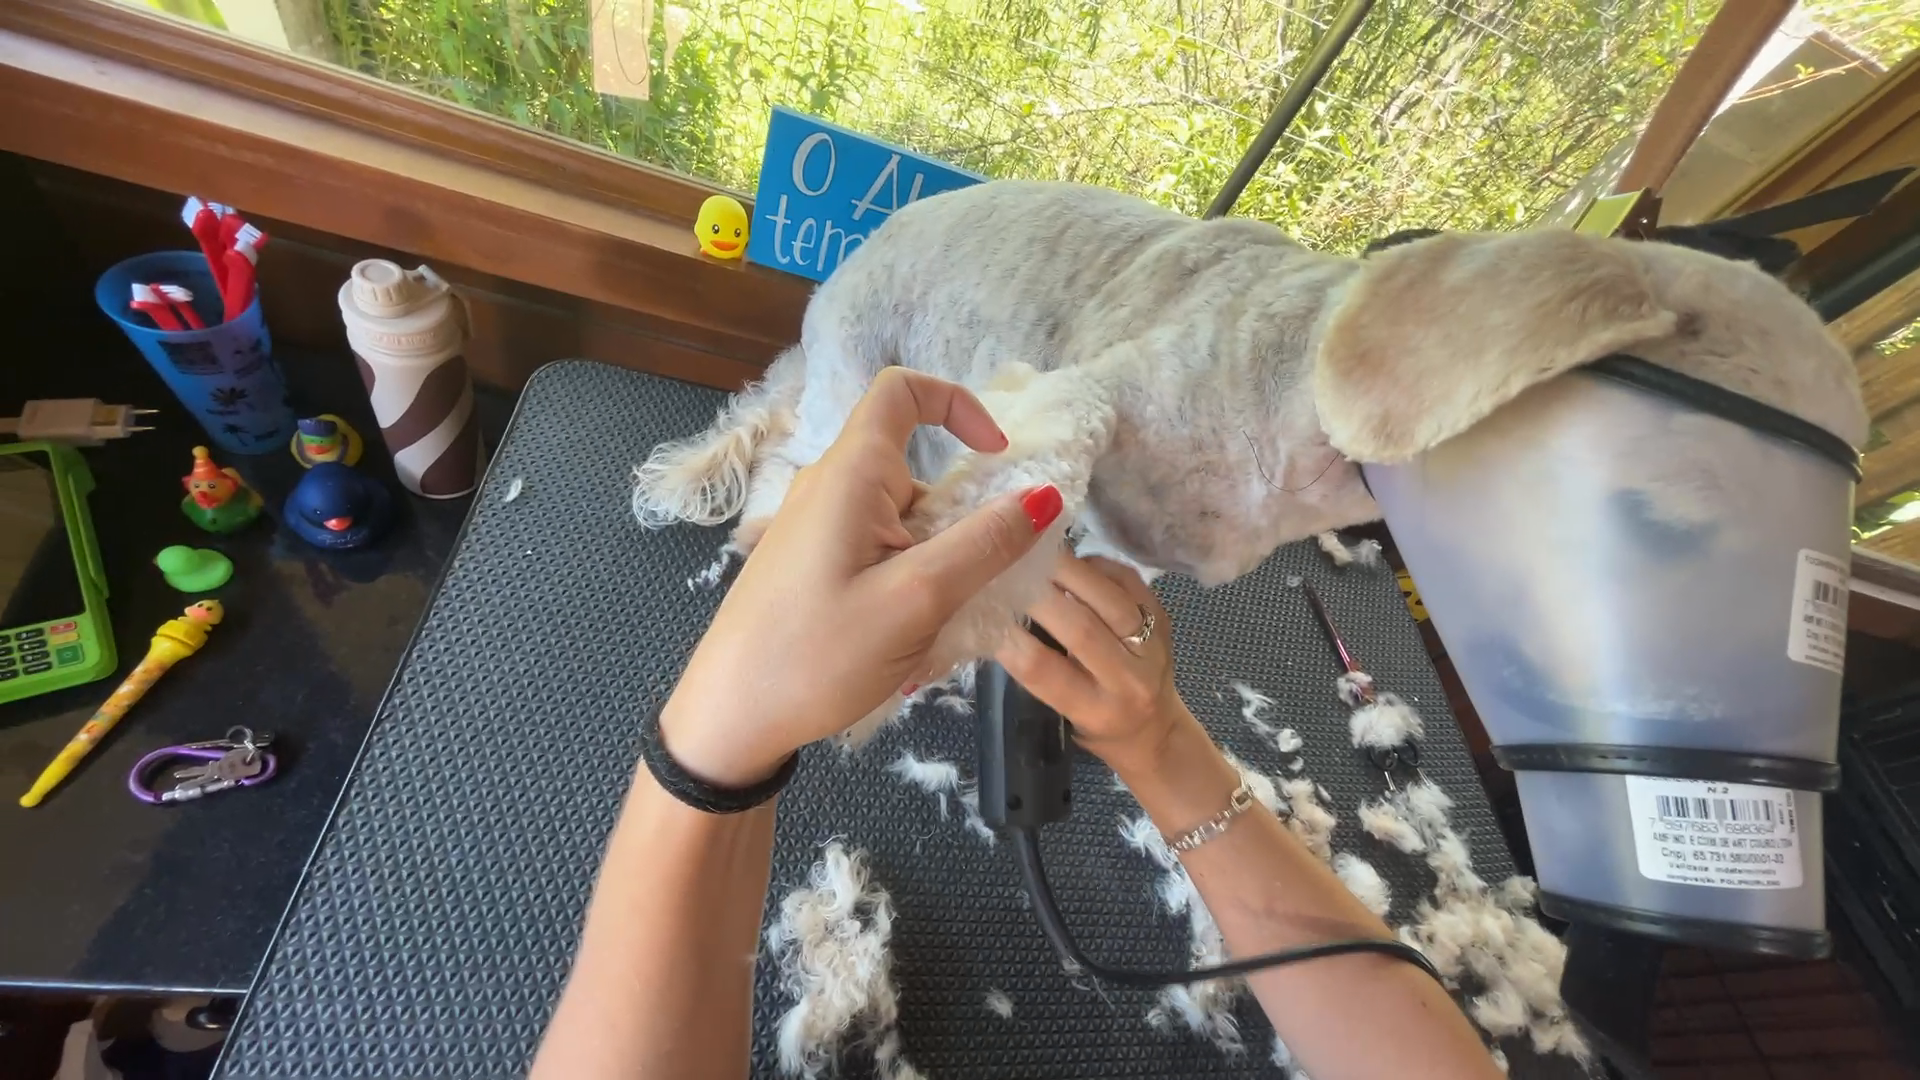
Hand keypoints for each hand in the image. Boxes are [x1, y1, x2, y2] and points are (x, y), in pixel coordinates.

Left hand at [661, 369, 1062, 786]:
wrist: (729, 719)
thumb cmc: (818, 655)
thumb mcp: (917, 600)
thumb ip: (984, 545)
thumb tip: (1043, 496)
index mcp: (851, 475)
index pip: (903, 392)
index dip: (958, 404)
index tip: (997, 457)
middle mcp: (830, 488)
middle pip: (915, 472)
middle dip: (960, 519)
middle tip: (975, 585)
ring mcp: (817, 529)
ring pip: (901, 521)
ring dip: (938, 561)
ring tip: (939, 628)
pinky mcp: (811, 564)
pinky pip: (878, 551)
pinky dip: (910, 579)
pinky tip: (909, 639)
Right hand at [994, 554, 1186, 769]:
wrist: (1155, 729)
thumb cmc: (1095, 724)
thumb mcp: (1059, 712)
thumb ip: (1034, 668)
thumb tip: (995, 616)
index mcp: (1094, 710)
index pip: (1044, 669)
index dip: (1010, 638)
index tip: (985, 613)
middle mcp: (1129, 681)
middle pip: (1081, 628)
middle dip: (1039, 596)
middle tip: (1008, 573)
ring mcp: (1153, 648)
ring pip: (1109, 599)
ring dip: (1069, 572)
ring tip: (1038, 558)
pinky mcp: (1164, 618)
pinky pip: (1128, 579)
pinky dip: (1096, 565)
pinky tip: (1073, 562)